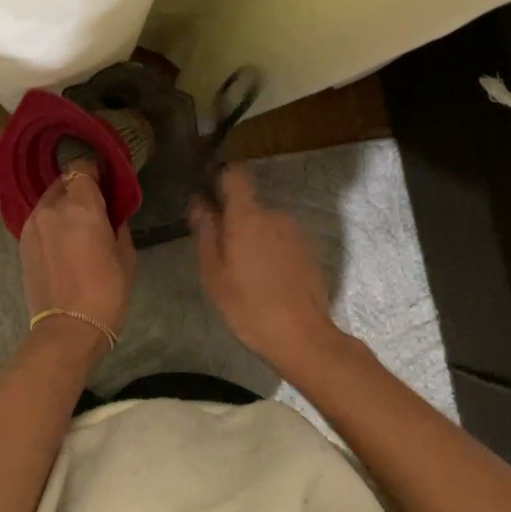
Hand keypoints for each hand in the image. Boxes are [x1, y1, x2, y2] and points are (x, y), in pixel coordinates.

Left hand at [19, 161, 135, 350]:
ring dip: (64, 206)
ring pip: (49, 201)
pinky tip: (64, 241)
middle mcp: (51, 208)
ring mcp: (32, 224)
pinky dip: (52, 222)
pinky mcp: (22, 242)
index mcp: (80, 206)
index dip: (96, 172)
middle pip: (64, 182)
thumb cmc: (106, 292)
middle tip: (96, 206)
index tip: (107, 184)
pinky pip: (40, 220)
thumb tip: (112, 214)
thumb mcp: (126, 255)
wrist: (68, 328)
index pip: (82, 168)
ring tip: (79, 226)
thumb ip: (118, 224)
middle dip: (80, 189)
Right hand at [190, 167, 338, 360]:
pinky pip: (283, 241)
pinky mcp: (310, 251)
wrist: (301, 336)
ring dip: (254, 238)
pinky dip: (272, 252)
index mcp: (247, 216)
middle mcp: (275, 215)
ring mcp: (296, 233)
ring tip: (244, 272)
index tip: (208, 194)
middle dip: (234, 221)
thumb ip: (206, 231)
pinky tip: (267, 281)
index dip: (220, 179)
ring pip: (266, 225)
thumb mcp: (213, 272)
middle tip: (221, 253)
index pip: (235, 175)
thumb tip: (200, 202)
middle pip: (249, 206)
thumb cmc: (247, 304)